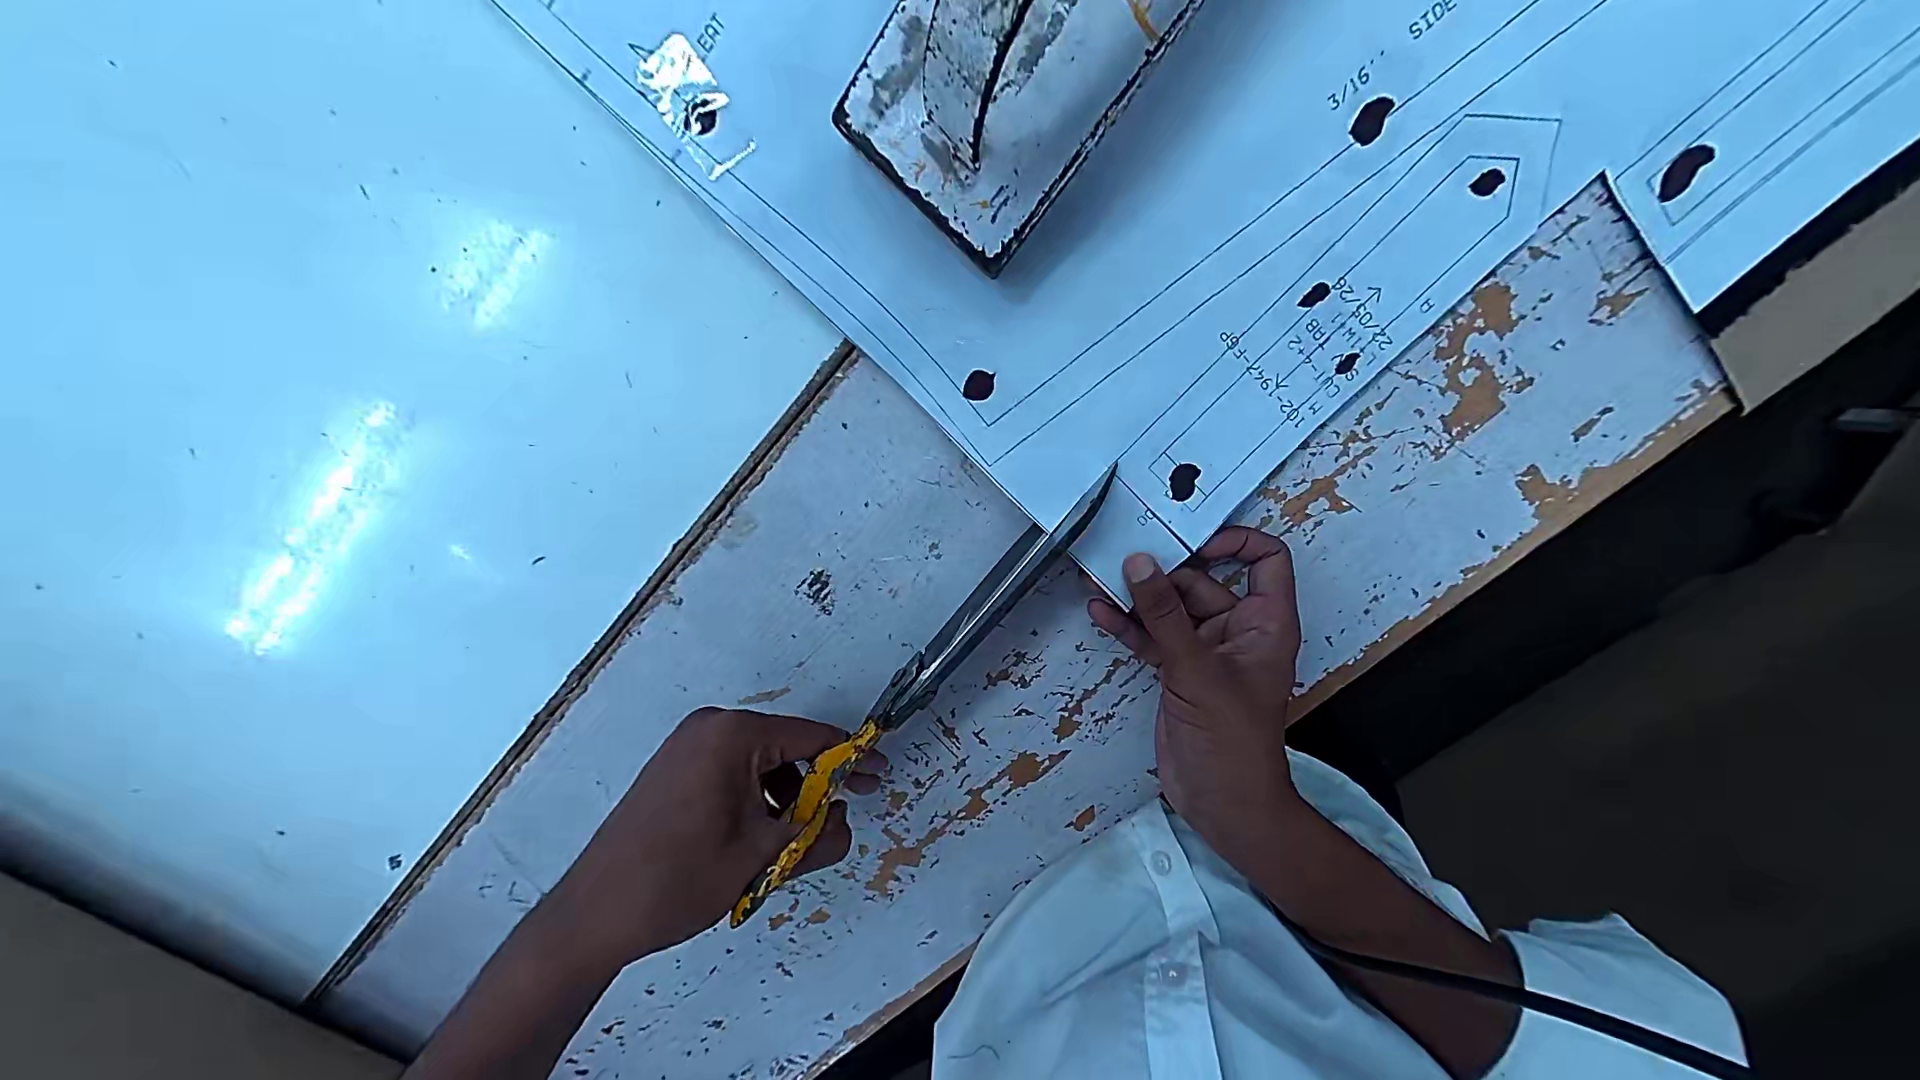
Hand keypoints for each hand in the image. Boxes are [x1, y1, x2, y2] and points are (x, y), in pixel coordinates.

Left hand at [542, 707, 884, 969]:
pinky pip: (733, 770)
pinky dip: (755, 798)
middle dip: (814, 787)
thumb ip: (820, 835)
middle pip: (786, 749)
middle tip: (836, 819)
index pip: (812, 738)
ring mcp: (688, 744)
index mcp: (734, 735)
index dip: (851, 760)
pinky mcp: (675, 765)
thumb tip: (844, 822)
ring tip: (786, 843)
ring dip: (784, 798)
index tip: (877, 776)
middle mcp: (711, 727)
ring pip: (761, 763)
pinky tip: (755, 837)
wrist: (593, 915)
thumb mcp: (763, 858)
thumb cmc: (679, 879)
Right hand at [1088, 527, 1301, 859]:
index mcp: (1264, 623)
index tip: (1192, 542)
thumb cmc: (1231, 739)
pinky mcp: (1177, 670)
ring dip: (1137, 599)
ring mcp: (1203, 651)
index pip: (1266, 561)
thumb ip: (1165, 615)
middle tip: (1121, 560)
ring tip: (1099, 580)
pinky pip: (1151, 636)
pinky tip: (1102, 613)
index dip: (1235, 542)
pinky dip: (1129, 626)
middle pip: (1200, 582)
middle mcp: (1235, 630)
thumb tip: (1140, 563)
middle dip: (1161, 574)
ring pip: (1169, 610)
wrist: (1221, 802)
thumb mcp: (1197, 669)